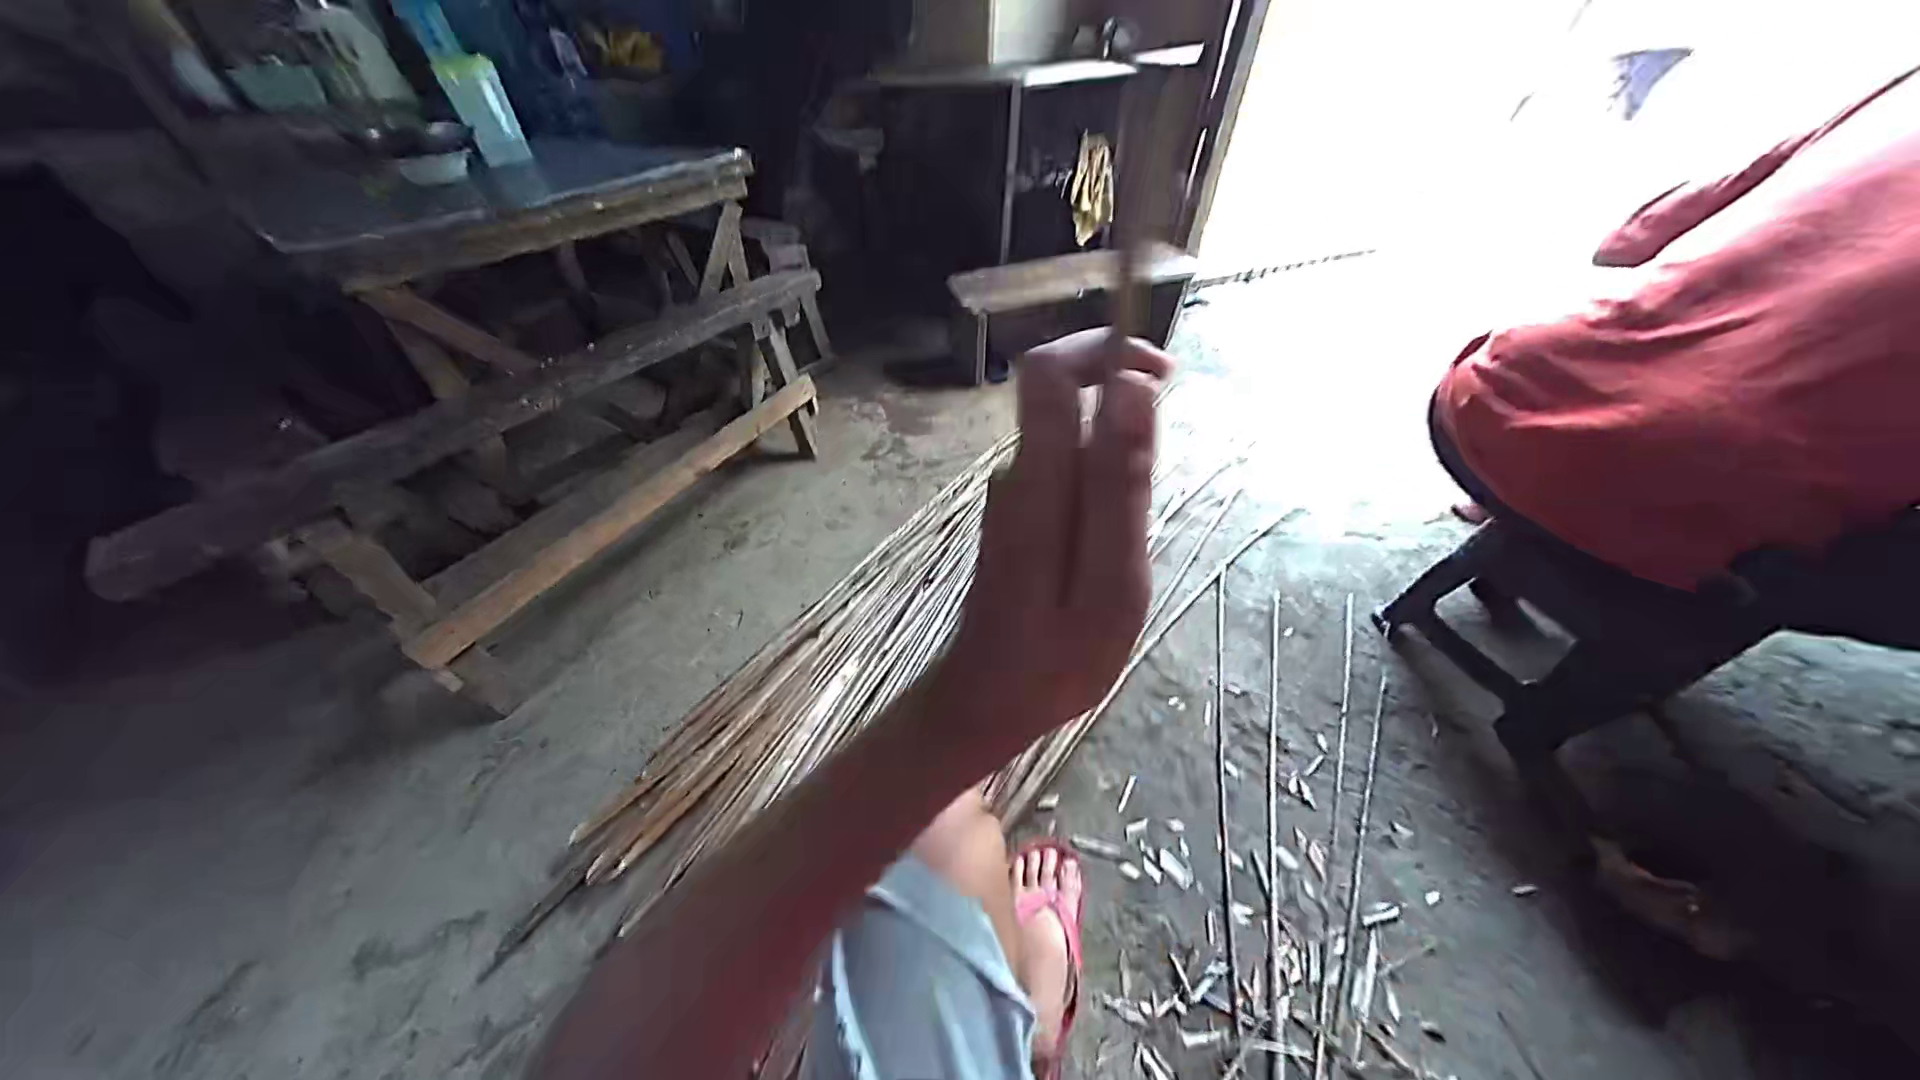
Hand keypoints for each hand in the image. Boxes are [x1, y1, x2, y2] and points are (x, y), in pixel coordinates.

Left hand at [942, 329, 1172, 750]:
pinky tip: (1115, 531)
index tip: (1161, 372)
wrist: (986, 699)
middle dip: (1118, 391)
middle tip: (1161, 446)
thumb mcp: (1110, 583)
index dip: (1104, 350)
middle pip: (1058, 393)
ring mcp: (1010, 494)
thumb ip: (1118, 486)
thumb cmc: (1054, 660)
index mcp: (1037, 484)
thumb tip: (1131, 390)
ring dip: (1112, 442)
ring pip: (1067, 433)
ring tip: (1141, 508)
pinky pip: (1062, 468)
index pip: (1049, 373)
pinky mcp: (1016, 515)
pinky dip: (1098, 474)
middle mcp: (1015, 475)